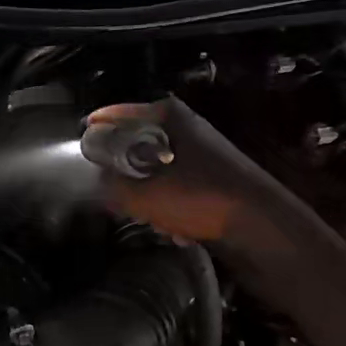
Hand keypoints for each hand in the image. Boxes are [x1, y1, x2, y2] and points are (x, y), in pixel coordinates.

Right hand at [84, 98, 276, 243]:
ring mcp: (203, 153)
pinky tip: (180, 231)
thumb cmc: (200, 198)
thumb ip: (111, 184)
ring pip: (155, 171)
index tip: (81, 146)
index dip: (97, 129)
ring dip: (149, 198)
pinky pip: (178, 188)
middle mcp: (187, 128)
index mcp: (170, 118)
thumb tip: (98, 179)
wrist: (264, 227)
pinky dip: (173, 207)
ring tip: (154, 220)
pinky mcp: (214, 178)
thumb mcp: (143, 194)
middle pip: (135, 145)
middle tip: (117, 195)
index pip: (118, 114)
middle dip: (124, 176)